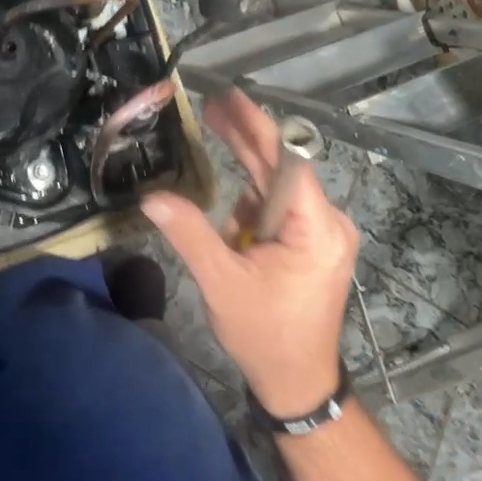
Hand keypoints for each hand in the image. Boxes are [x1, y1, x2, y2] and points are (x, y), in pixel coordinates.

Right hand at [143, 88, 358, 417]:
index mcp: (316, 229)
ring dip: (243, 181)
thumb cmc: (265, 335)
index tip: (230, 96)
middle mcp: (328, 222)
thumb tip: (152, 196)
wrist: (297, 384)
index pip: (285, 162)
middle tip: (209, 105)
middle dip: (244, 139)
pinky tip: (231, 230)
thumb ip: (190, 233)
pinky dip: (250, 210)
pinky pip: (276, 210)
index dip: (256, 126)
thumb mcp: (222, 283)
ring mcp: (322, 233)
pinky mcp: (311, 243)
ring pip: (276, 189)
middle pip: (281, 168)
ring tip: (216, 172)